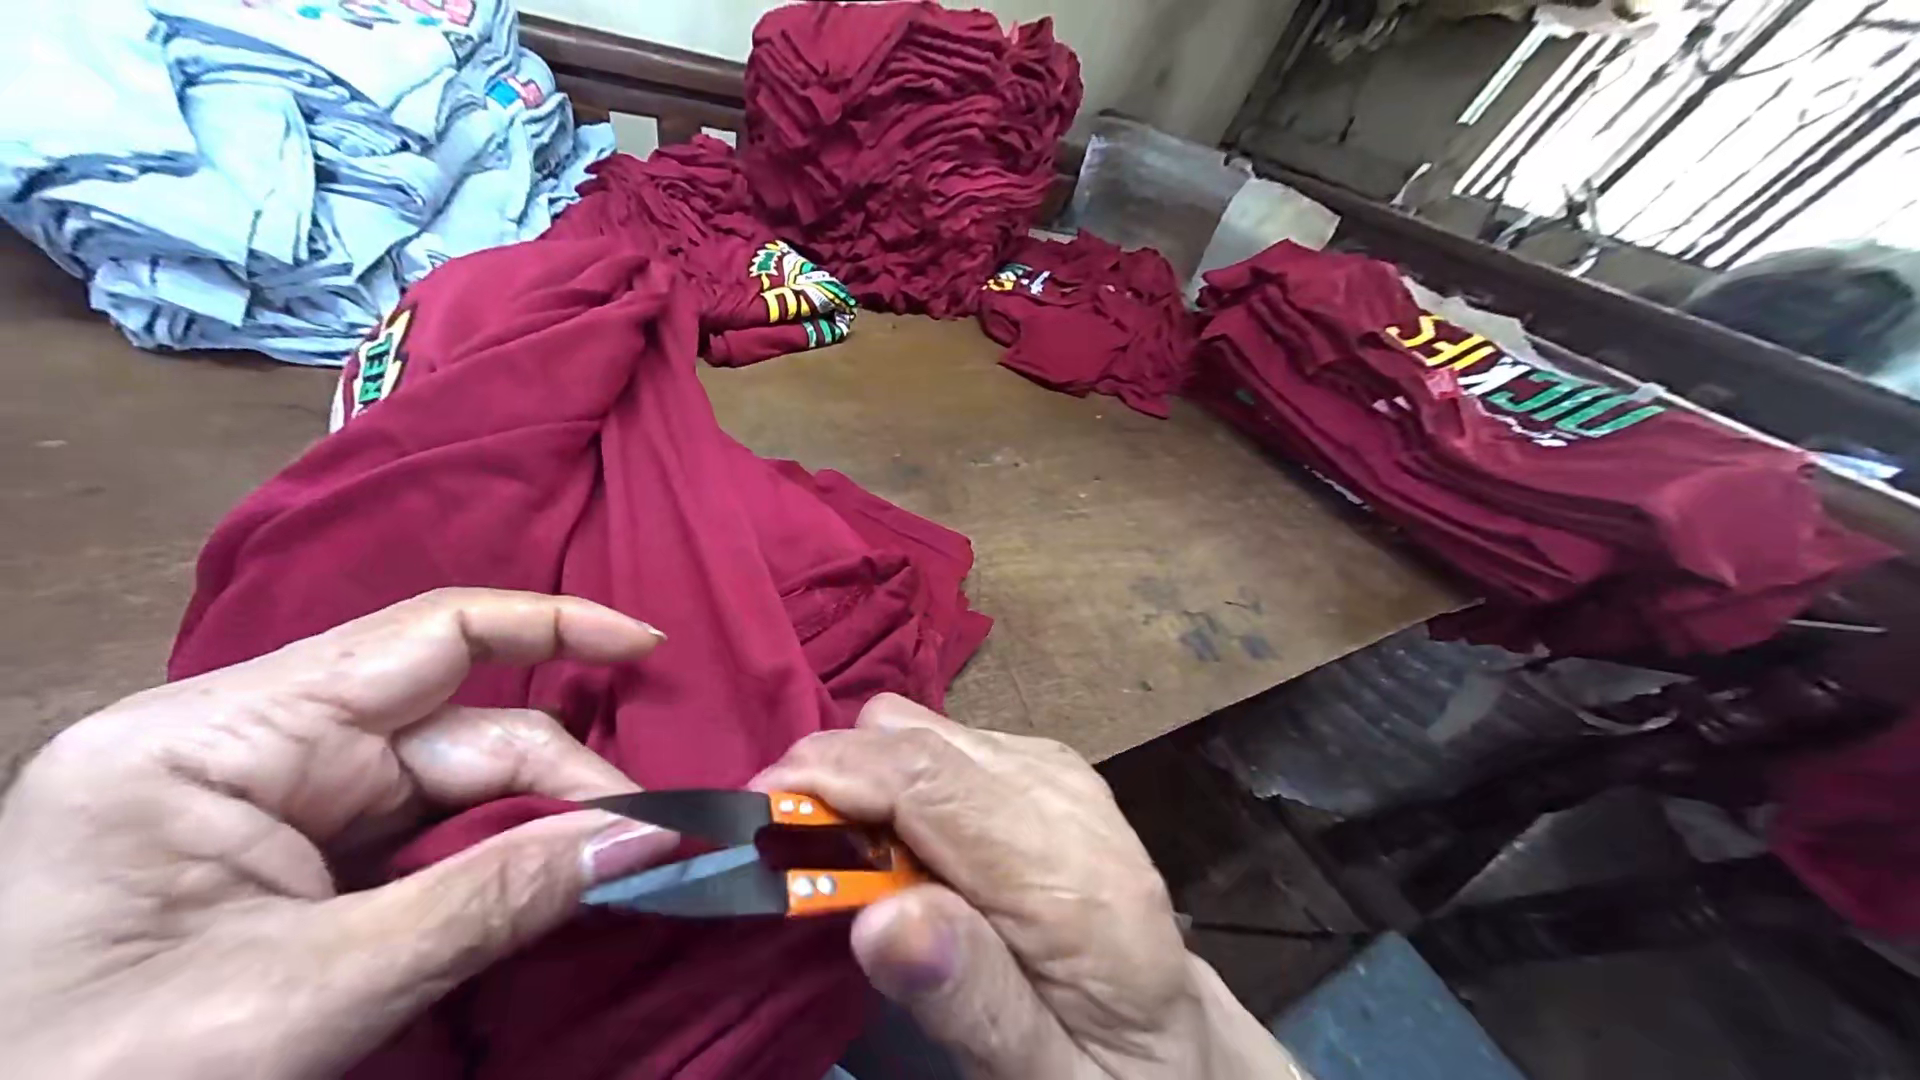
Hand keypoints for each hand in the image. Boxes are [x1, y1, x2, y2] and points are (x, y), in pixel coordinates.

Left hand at [0, 589, 678, 1079]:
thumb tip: (648, 837)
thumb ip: (494, 900)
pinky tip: (538, 883)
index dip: (557, 625)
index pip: (432, 635)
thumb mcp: (303, 1000)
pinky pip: (440, 825)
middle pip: (469, 729)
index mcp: (222, 738)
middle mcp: (261, 743)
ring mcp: (284, 796)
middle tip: (641, 845)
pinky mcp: (305, 847)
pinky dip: (503, 852)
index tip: (650, 646)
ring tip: (600, 873)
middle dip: (562, 785)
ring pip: (466, 780)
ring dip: (540, 824)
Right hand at [755, 694, 1303, 1078]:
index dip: (830, 777)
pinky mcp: (1038, 761)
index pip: (929, 780)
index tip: (752, 807)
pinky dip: (898, 774)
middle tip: (790, 847)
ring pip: (919, 726)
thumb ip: (970, 997)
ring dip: (864, 775)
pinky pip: (940, 737)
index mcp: (1070, 871)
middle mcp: (1061, 791)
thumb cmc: (1107, 1071)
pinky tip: (904, 838)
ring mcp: (1051, 766)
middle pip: (916, 738)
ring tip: (851, 852)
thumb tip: (880, 915)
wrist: (1174, 1029)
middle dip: (834, 774)